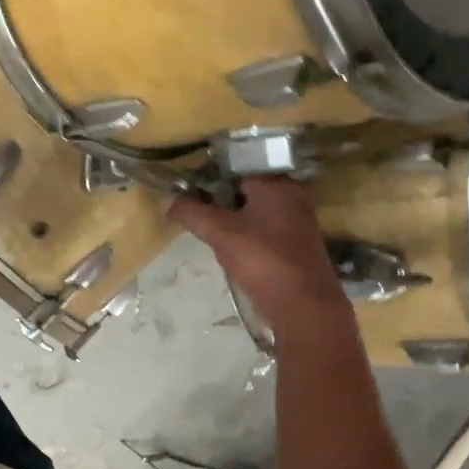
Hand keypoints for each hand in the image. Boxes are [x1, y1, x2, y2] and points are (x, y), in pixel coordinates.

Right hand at [168, 178, 351, 339]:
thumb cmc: (263, 260)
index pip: (237, 164)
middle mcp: (289, 195)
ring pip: (252, 207)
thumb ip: (192, 214)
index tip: (186, 186)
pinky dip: (242, 231)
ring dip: (228, 216)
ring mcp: (293, 219)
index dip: (209, 173)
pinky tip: (226, 246)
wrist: (302, 304)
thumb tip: (166, 200)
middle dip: (217, 196)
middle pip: (245, 186)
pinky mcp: (292, 242)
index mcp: (276, 184)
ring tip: (203, 227)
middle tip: (190, 208)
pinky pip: (261, 226)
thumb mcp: (221, 234)